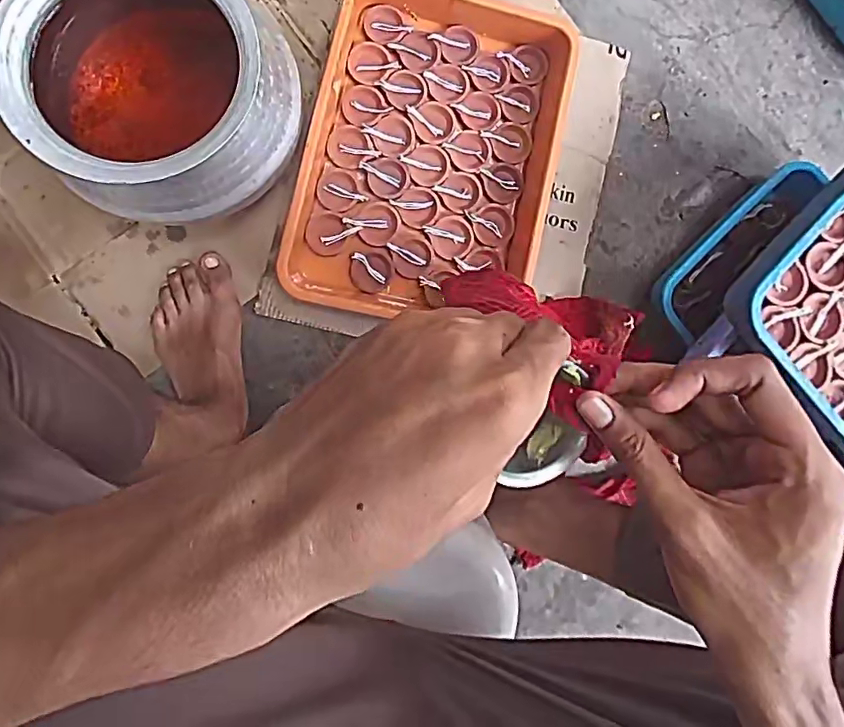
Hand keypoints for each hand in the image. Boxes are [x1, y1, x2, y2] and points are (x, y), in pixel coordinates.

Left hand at [254, 308, 569, 595]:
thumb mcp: (470, 498)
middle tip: (485, 394)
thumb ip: (500, 438)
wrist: (293, 503)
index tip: (537, 374)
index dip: (547, 358)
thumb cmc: (377, 522)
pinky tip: (406, 387)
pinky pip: (426, 327)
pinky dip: (429, 348)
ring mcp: (418, 331)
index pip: (550, 340)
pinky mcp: (379, 329)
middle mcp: (465, 348)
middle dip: (506, 356)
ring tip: (439, 394)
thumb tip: (500, 416)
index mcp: (504, 395)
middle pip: (510, 325)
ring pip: (466, 321)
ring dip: (465, 349)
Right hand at [576, 356, 843, 725]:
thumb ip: (637, 456)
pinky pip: (688, 442)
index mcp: (805, 466)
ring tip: (605, 406)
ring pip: (697, 416)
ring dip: (648, 410)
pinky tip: (619, 429)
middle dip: (660, 390)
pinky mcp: (730, 481)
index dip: (701, 376)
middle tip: (611, 387)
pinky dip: (652, 435)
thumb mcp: (685, 526)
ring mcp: (756, 470)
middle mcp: (786, 459)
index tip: (659, 394)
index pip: (757, 381)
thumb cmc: (753, 618)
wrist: (764, 673)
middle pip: (718, 396)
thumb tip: (598, 405)